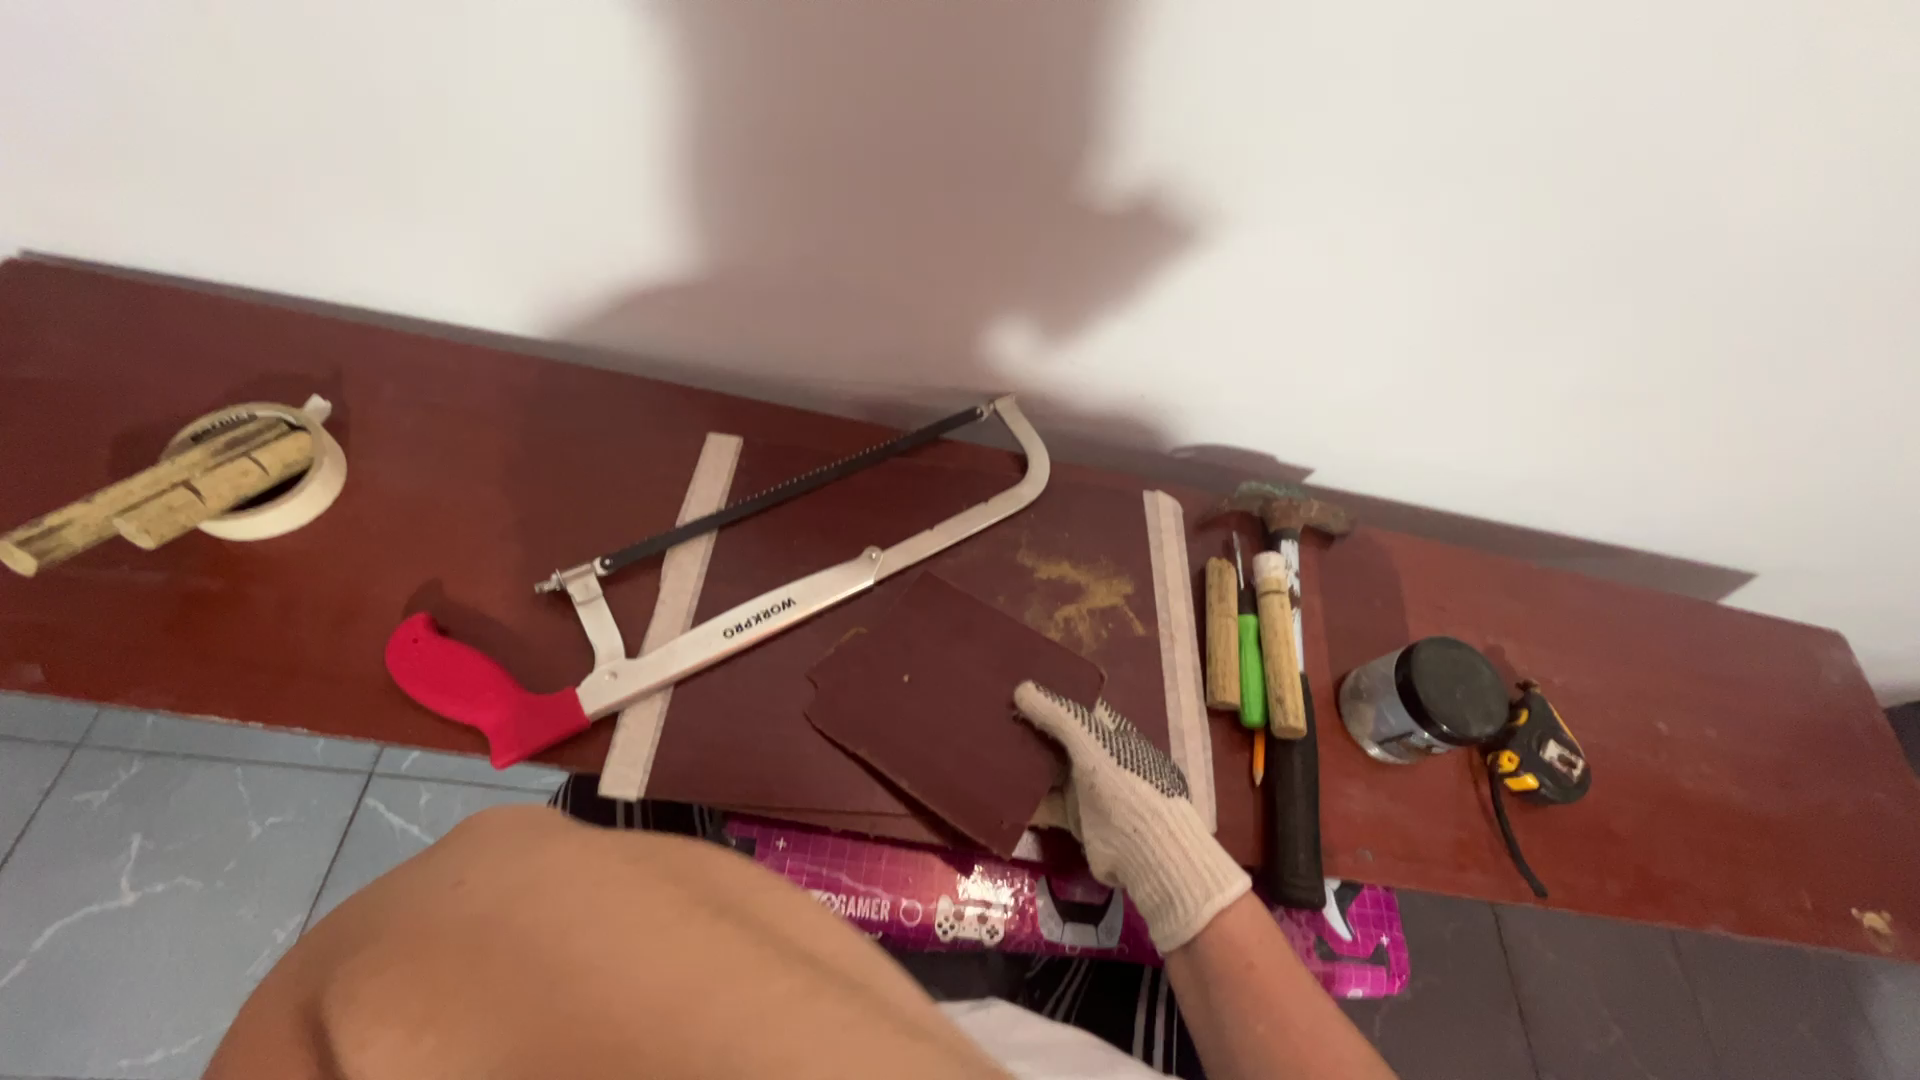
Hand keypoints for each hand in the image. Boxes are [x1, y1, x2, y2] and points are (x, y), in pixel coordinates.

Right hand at [1015, 682, 1249, 951]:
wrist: (1147, 853)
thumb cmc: (1126, 786)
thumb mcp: (1092, 744)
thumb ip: (1058, 717)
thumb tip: (1020, 688)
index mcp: (1111, 732)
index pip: (1077, 706)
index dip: (1050, 697)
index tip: (1015, 688)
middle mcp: (1099, 756)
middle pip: (1059, 738)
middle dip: (1030, 730)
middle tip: (991, 717)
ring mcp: (1087, 788)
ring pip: (1048, 770)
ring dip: (1022, 764)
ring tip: (985, 751)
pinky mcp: (1075, 817)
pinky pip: (1043, 803)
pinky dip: (1022, 800)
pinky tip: (995, 794)